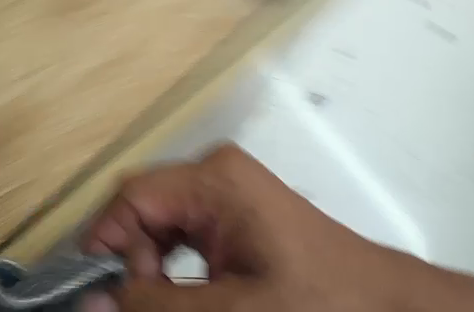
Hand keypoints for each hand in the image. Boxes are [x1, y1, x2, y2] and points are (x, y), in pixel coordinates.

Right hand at [82, 145, 473, 311]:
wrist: (383, 306)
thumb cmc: (318, 300)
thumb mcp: (230, 310)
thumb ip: (155, 304)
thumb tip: (91, 302)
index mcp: (214, 179)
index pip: (132, 197)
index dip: (106, 246)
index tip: (97, 299)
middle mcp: (216, 174)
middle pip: (144, 210)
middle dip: (131, 264)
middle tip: (137, 307)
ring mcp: (227, 194)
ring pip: (160, 227)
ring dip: (150, 272)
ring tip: (162, 304)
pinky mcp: (236, 218)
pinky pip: (183, 237)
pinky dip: (172, 271)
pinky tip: (184, 299)